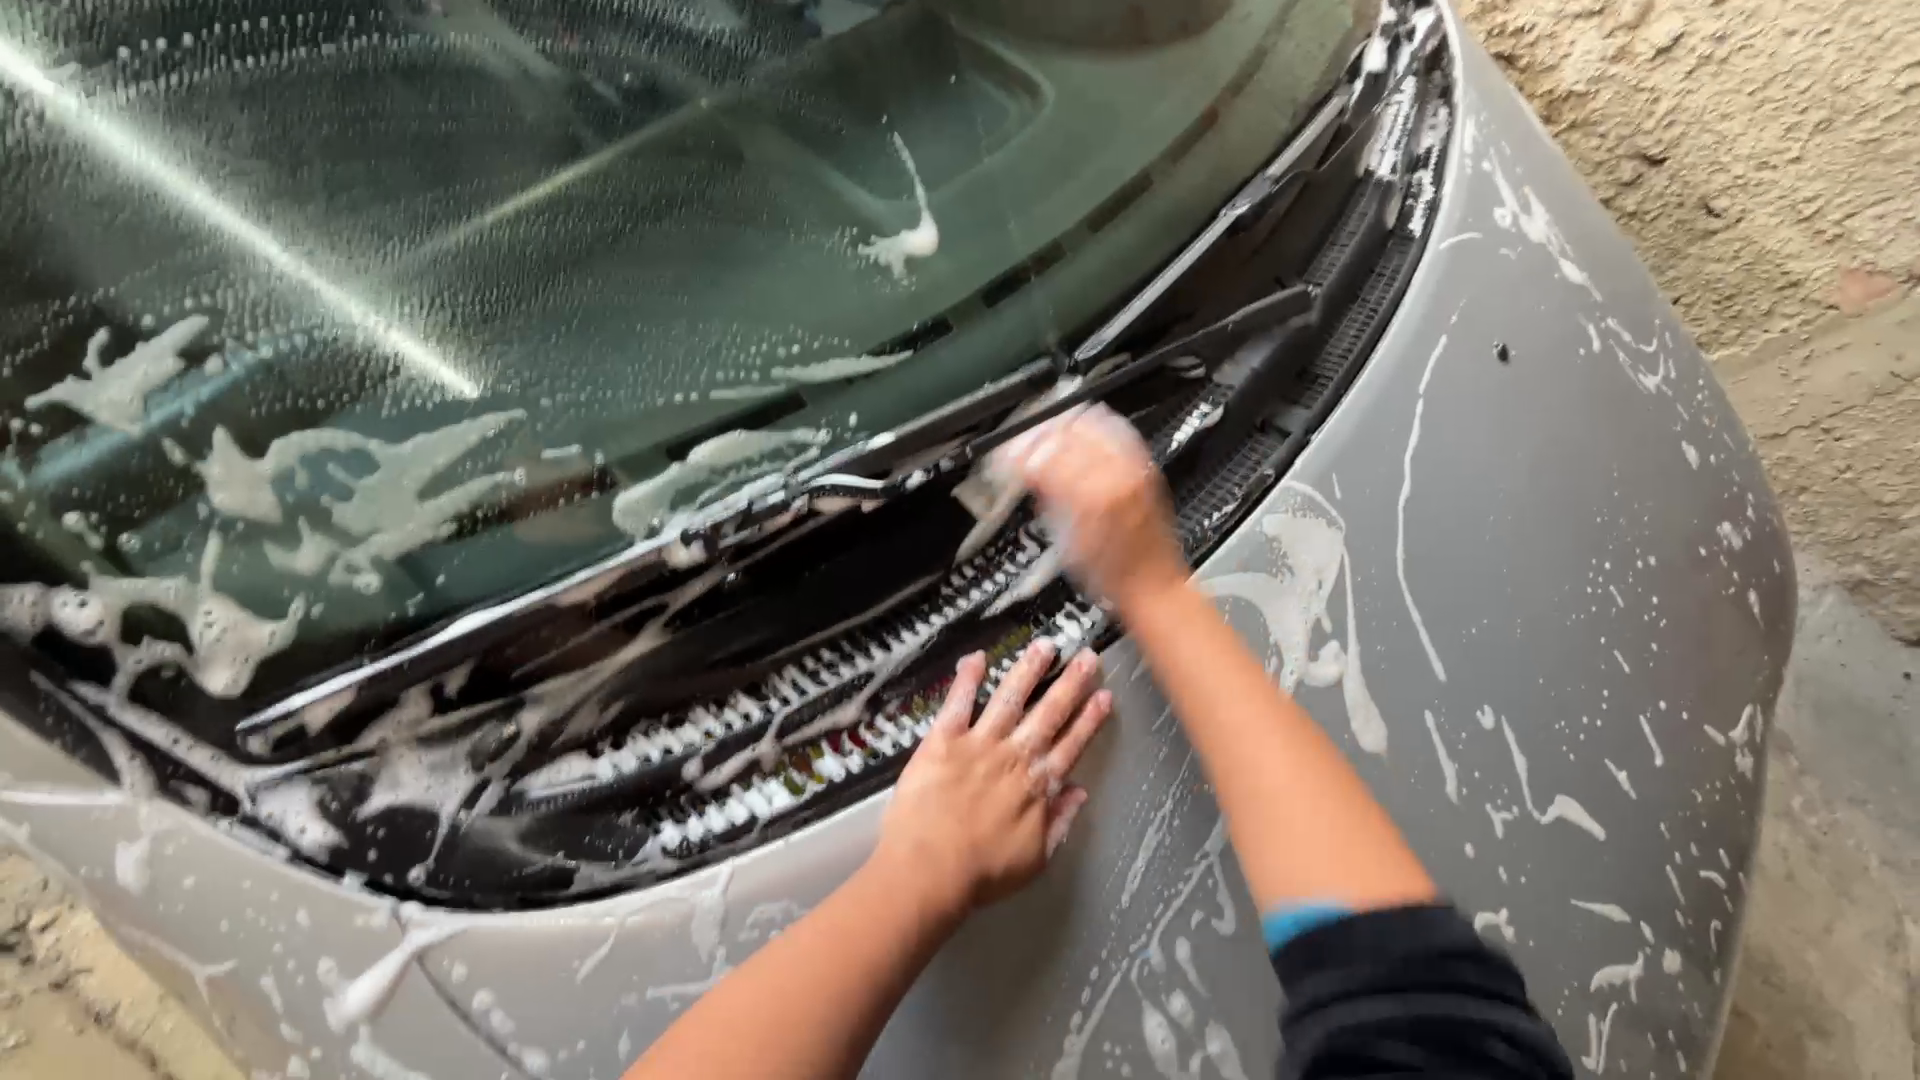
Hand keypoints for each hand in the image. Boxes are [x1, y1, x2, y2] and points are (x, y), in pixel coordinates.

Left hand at [874, 642, 1112, 918]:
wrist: (930, 869)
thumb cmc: (981, 873)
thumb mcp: (1035, 859)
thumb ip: (1059, 822)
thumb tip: (1078, 793)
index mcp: (1037, 786)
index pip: (1071, 744)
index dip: (1090, 719)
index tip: (1104, 696)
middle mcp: (1014, 756)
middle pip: (1049, 713)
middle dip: (1071, 683)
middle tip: (1088, 657)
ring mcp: (980, 744)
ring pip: (1010, 697)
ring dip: (1029, 670)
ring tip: (1046, 645)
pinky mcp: (944, 740)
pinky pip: (959, 702)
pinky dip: (968, 678)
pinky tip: (976, 658)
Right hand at [992, 404, 1189, 610]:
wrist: (1151, 584)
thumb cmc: (1110, 574)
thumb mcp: (1063, 541)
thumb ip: (1046, 499)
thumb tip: (1027, 471)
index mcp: (1090, 497)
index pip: (1044, 458)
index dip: (1018, 454)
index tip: (1005, 456)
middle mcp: (1115, 475)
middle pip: (1066, 435)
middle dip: (1037, 436)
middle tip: (1021, 444)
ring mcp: (1134, 467)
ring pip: (1091, 425)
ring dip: (1063, 427)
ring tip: (1047, 434)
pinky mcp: (1145, 466)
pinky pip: (1117, 430)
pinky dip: (1094, 425)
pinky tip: (1082, 430)